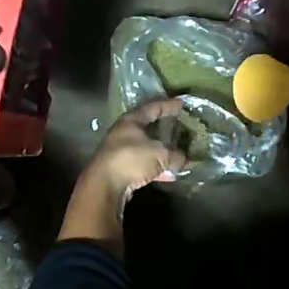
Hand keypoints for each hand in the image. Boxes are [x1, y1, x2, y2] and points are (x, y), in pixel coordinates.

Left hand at [61, 99, 185, 255]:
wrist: (104, 184)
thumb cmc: (132, 159)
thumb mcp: (160, 154)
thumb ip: (175, 155)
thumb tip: (183, 159)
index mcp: (131, 121)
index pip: (152, 108)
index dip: (168, 105)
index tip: (181, 103)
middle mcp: (123, 134)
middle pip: (147, 128)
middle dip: (163, 129)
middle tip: (178, 127)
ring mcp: (119, 152)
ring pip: (145, 148)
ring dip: (160, 152)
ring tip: (177, 155)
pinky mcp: (119, 169)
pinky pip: (142, 165)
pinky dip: (155, 169)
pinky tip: (168, 175)